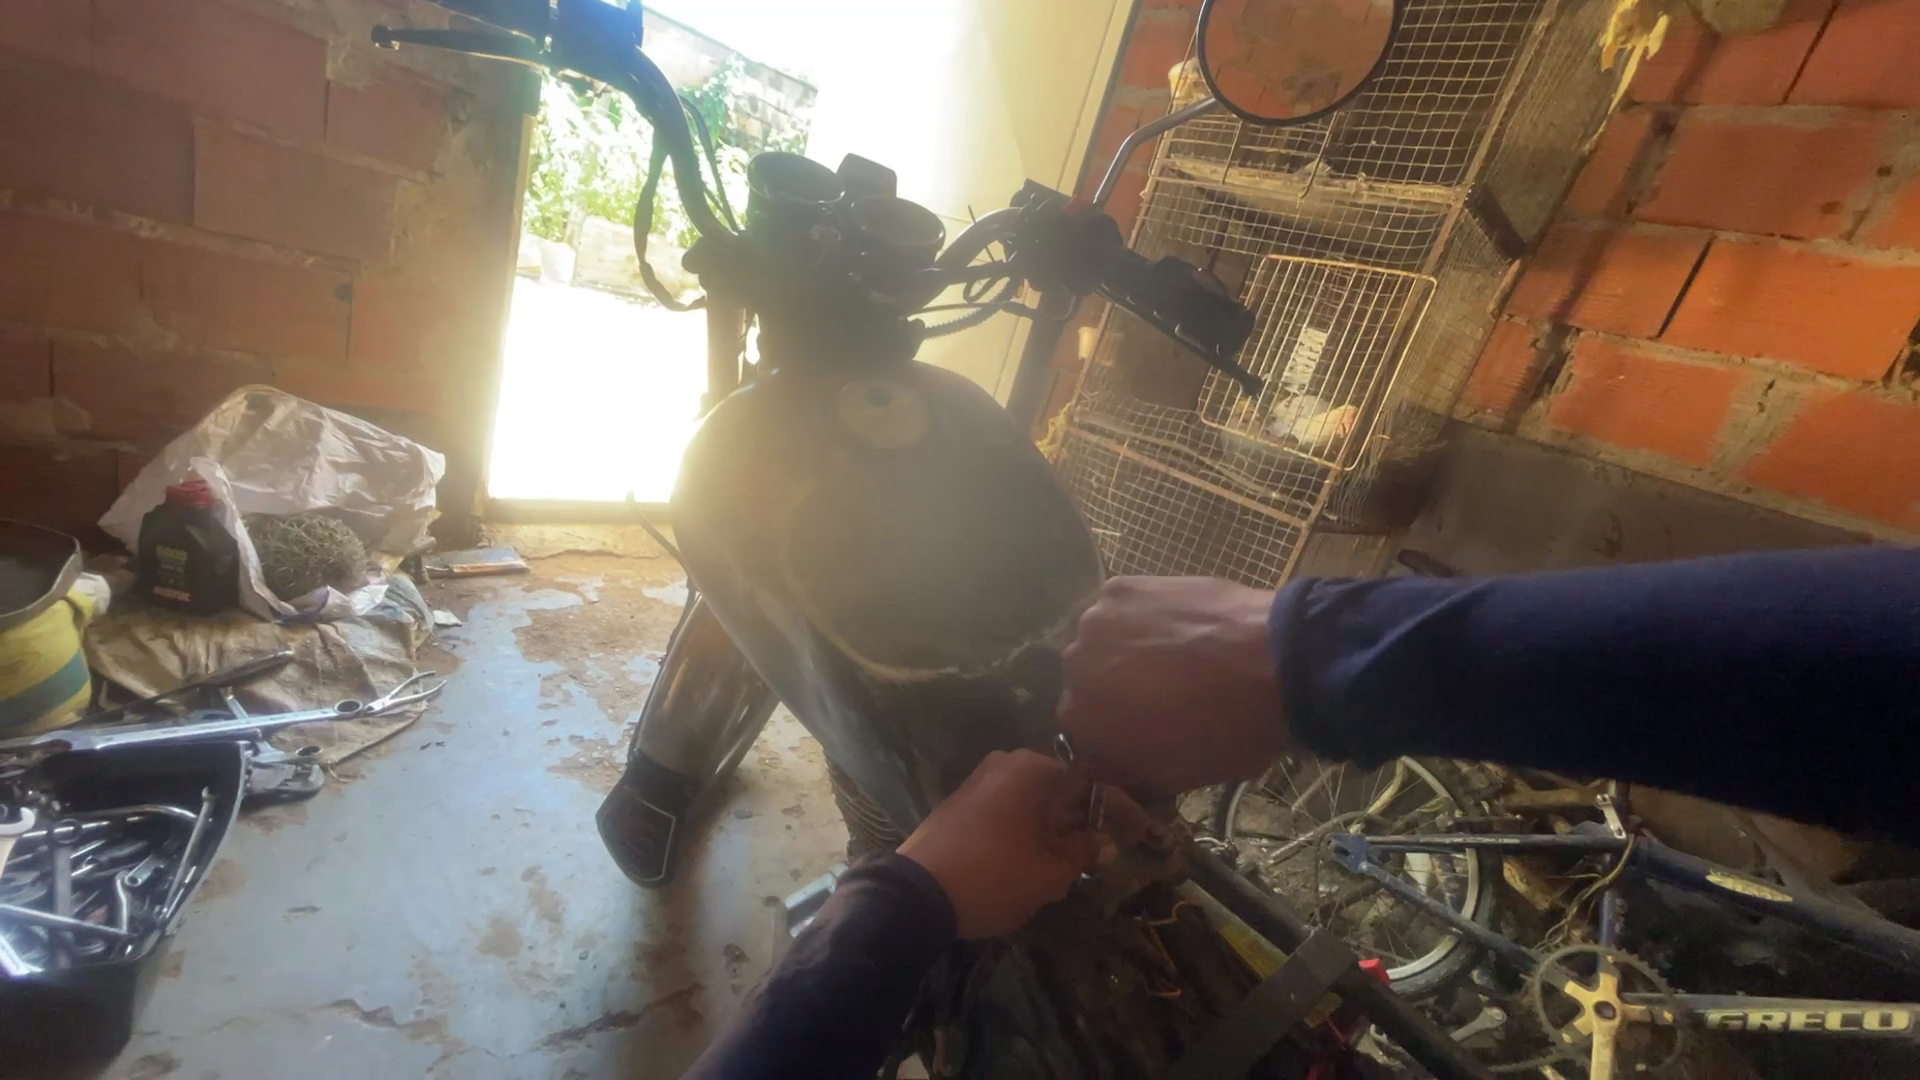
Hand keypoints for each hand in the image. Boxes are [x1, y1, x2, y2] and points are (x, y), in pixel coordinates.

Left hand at [897, 749, 1101, 938]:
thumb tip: (1104, 841)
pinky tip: (1012, 860)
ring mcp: (978, 776)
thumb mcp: (1050, 873)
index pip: (1083, 781)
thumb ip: (1082, 852)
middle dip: (1067, 821)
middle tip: (1074, 860)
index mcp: (1032, 767)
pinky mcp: (959, 797)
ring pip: (1026, 799)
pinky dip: (1014, 827)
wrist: (919, 892)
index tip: (1106, 842)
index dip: (1099, 812)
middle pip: (1053, 789)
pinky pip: (1001, 806)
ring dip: (1040, 826)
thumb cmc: (994, 875)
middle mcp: (1005, 760)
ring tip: (1044, 865)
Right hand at [1059, 576, 1286, 793]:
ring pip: (1103, 638)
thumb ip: (1126, 772)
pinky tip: (1178, 623)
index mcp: (1078, 720)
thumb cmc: (1225, 732)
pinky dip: (1143, 615)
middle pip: (1087, 677)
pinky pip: (1122, 606)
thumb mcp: (1175, 777)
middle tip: (1163, 688)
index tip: (1145, 726)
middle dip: (1116, 684)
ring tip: (1175, 651)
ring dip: (1126, 646)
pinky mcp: (1120, 588)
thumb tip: (1108, 766)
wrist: (1274, 664)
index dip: (1114, 727)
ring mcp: (1094, 621)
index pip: (1082, 727)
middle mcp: (1073, 666)